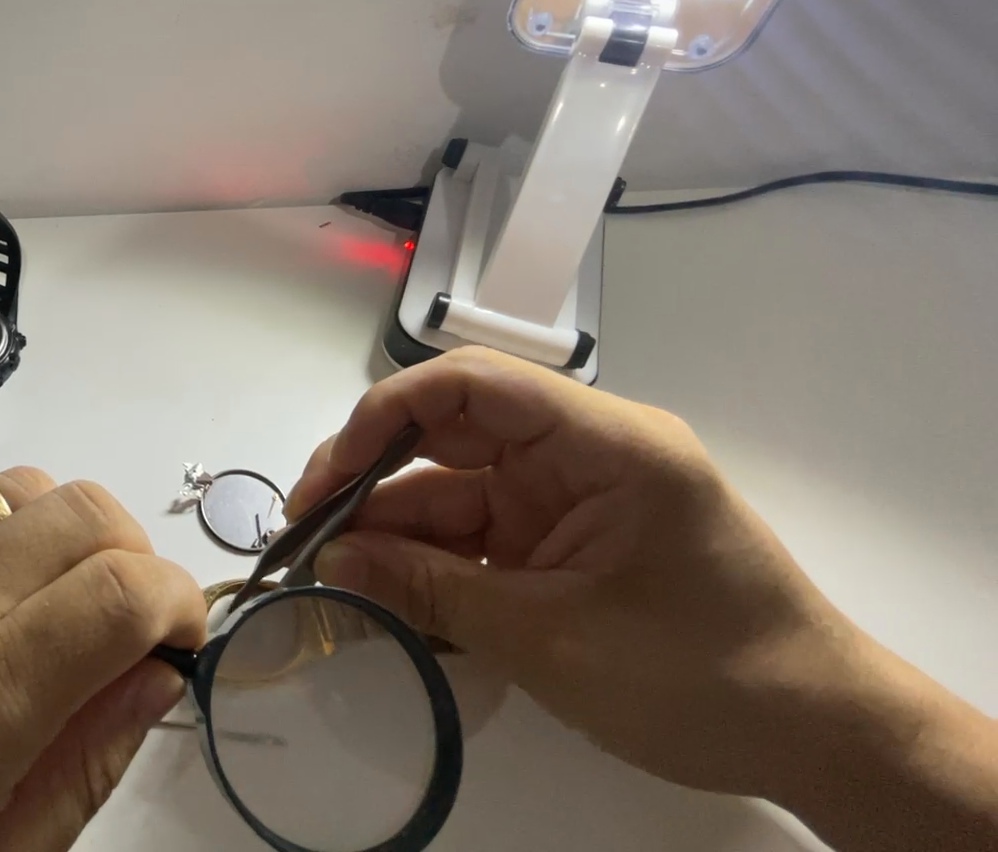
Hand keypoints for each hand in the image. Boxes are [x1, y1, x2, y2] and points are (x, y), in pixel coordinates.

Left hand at [0, 468, 204, 851]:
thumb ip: (84, 759)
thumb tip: (153, 674)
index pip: (128, 588)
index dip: (180, 606)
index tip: (177, 645)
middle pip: (87, 511)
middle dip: (134, 558)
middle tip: (124, 626)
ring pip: (24, 486)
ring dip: (65, 534)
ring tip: (52, 602)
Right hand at [289, 348, 997, 849]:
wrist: (820, 742)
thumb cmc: (705, 679)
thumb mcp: (549, 638)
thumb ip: (429, 590)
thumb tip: (328, 560)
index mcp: (602, 442)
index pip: (474, 384)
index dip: (388, 413)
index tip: (333, 472)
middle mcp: (575, 448)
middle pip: (446, 428)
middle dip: (368, 468)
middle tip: (307, 518)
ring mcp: (560, 489)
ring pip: (446, 482)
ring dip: (386, 520)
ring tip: (326, 561)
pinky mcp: (549, 530)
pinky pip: (466, 525)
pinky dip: (419, 551)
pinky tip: (374, 578)